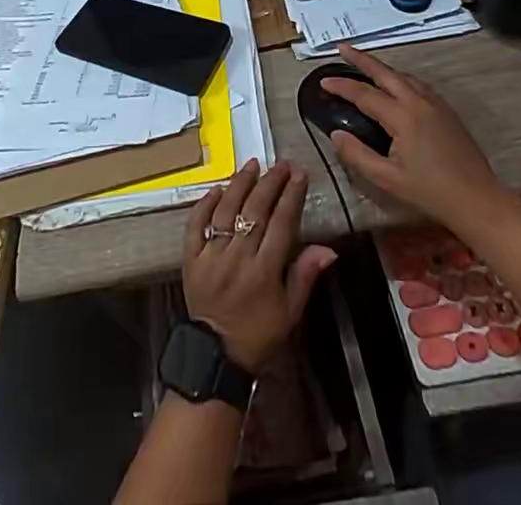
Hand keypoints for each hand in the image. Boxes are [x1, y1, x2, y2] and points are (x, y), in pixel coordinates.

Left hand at [182, 159, 337, 372]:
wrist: (216, 354)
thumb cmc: (258, 333)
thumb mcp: (290, 311)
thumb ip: (305, 275)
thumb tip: (329, 248)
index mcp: (265, 271)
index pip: (282, 224)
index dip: (291, 196)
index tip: (299, 175)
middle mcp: (238, 258)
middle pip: (255, 211)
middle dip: (270, 183)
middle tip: (280, 165)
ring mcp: (211, 256)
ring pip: (226, 212)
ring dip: (240, 185)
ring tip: (252, 165)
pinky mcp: (191, 259)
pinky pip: (196, 225)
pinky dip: (206, 205)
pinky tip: (218, 189)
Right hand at [323, 43, 509, 230]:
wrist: (478, 200)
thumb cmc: (430, 192)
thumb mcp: (387, 178)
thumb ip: (357, 154)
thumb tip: (336, 134)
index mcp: (403, 117)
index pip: (364, 94)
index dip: (341, 87)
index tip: (322, 82)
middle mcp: (420, 103)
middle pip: (386, 73)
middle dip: (362, 59)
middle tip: (342, 48)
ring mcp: (437, 105)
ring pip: (404, 77)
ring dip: (382, 68)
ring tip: (364, 65)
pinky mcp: (447, 112)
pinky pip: (418, 85)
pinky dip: (399, 78)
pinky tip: (395, 85)